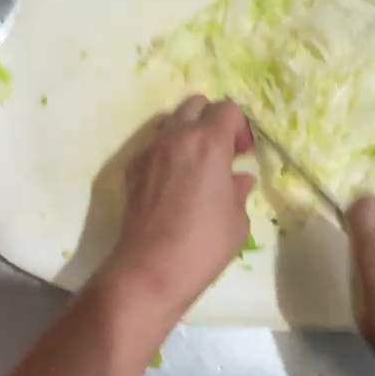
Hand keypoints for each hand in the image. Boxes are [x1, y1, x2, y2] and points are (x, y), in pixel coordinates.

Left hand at [100, 96, 254, 315]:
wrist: (150, 269)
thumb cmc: (203, 245)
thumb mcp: (237, 220)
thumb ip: (238, 190)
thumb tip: (239, 178)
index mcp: (208, 142)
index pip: (227, 109)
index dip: (239, 127)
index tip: (242, 154)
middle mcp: (175, 137)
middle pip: (195, 106)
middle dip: (211, 121)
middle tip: (221, 152)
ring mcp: (149, 152)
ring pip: (170, 123)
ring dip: (186, 134)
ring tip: (196, 167)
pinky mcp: (132, 170)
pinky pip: (153, 148)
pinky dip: (166, 154)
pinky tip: (173, 184)